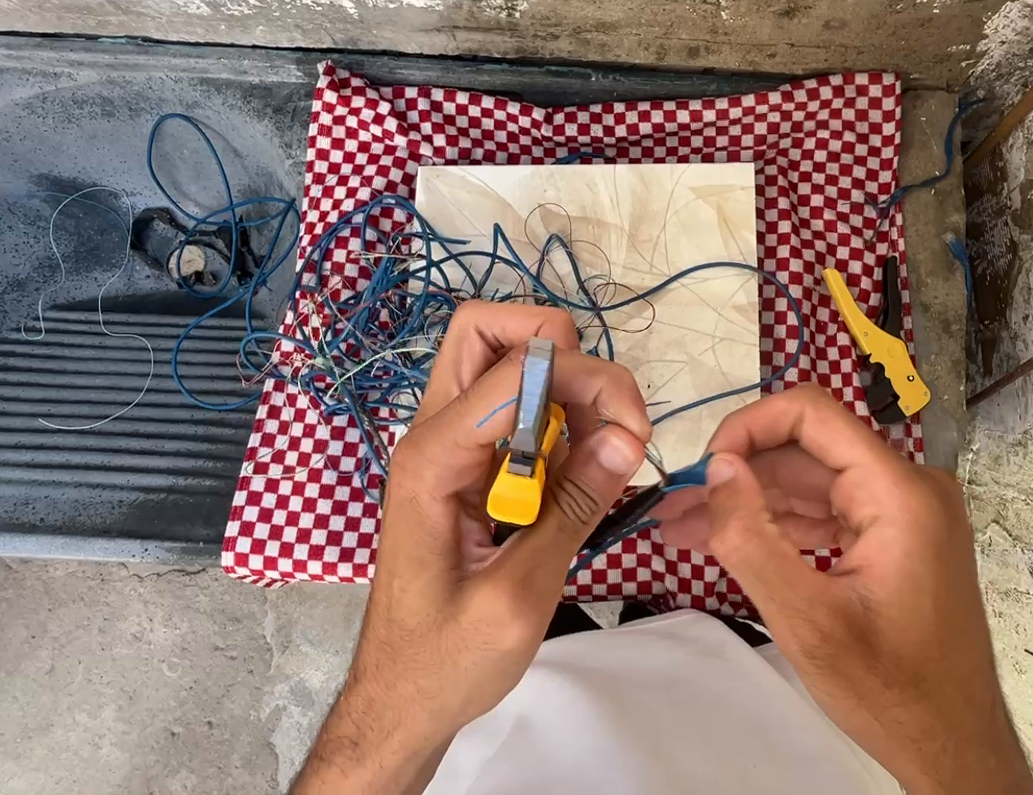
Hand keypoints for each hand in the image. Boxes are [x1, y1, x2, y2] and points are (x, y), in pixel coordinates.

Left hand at [292, 301, 651, 794]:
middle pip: (486, 331)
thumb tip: (628, 437)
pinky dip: (558, 416)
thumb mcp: (521, 595)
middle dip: (557, 347)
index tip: (632, 432)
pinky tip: (581, 467)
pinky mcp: (467, 460)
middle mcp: (434, 431)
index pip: (515, 370)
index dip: (584, 381)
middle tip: (605, 408)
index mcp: (433, 457)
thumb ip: (574, 508)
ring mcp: (448, 441)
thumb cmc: (447, 660)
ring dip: (564, 382)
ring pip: (502, 358)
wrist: (399, 702)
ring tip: (603, 446)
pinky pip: (514, 405)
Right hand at [656, 385, 1032, 794]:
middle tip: (675, 505)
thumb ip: (752, 538)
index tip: (704, 466)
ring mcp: (900, 509)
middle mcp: (906, 485)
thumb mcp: (806, 620)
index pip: (811, 413)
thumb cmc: (889, 692)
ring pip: (807, 480)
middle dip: (736, 472)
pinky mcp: (890, 533)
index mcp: (898, 491)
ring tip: (682, 525)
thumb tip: (716, 468)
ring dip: (747, 500)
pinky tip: (724, 539)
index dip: (749, 425)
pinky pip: (823, 510)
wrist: (953, 751)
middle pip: (804, 449)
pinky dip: (775, 523)